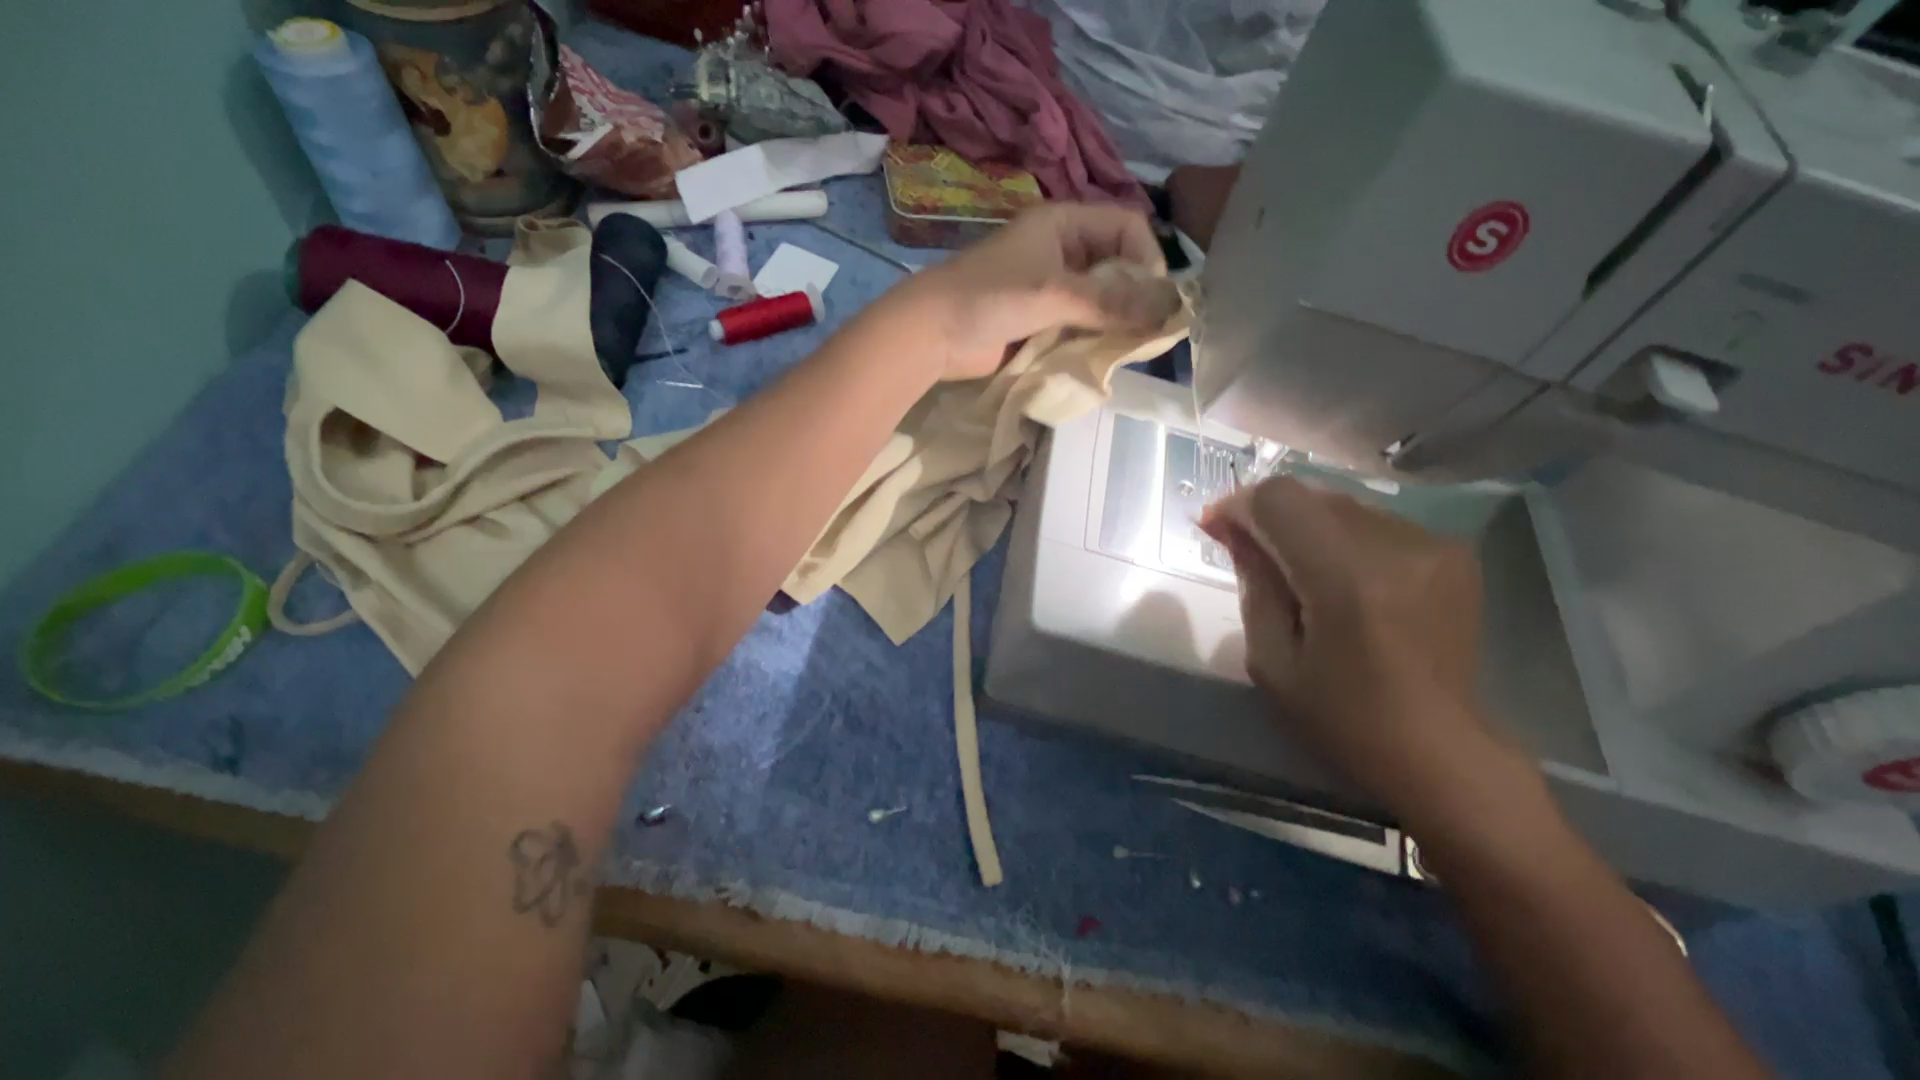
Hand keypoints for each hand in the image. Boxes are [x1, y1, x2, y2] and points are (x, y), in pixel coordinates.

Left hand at [902, 203, 1176, 380]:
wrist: (931, 334)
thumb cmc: (990, 298)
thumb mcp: (1055, 294)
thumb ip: (1111, 303)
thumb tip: (1167, 310)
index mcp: (1063, 223)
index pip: (1126, 226)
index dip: (1146, 257)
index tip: (1152, 296)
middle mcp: (1061, 248)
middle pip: (1117, 263)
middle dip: (1136, 292)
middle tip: (1149, 327)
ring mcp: (1050, 284)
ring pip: (1102, 296)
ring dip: (1117, 318)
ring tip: (1131, 343)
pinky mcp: (1041, 317)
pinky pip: (1082, 321)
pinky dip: (1096, 335)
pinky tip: (1105, 352)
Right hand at [1200, 476, 1493, 805]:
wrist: (1438, 752)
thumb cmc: (1343, 719)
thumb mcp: (1272, 662)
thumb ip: (1254, 584)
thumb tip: (1235, 530)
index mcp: (1345, 578)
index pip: (1281, 499)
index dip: (1240, 505)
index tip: (1217, 528)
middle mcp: (1394, 546)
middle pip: (1313, 495)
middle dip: (1272, 514)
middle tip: (1246, 546)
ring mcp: (1432, 546)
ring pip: (1346, 506)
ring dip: (1311, 526)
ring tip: (1297, 568)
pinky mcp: (1454, 554)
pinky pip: (1380, 525)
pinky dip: (1349, 540)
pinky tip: (1345, 579)